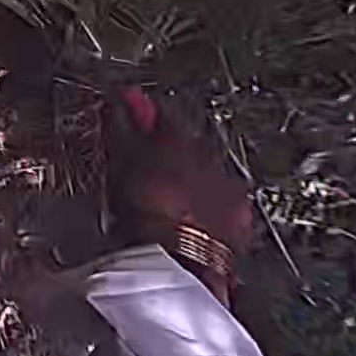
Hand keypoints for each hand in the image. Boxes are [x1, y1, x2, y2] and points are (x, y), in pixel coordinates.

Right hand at [105, 88, 252, 301]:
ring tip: (157, 182)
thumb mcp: (119, 154)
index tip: (129, 108)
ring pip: (203, 172)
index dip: (144, 110)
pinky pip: (216, 201)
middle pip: (187, 142)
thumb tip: (118, 100)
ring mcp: (230, 195)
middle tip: (140, 148)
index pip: (165, 113)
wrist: (175, 255)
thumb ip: (120, 124)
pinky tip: (179, 207)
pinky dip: (197, 198)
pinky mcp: (237, 224)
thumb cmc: (144, 202)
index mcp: (187, 141)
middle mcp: (217, 162)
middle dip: (164, 143)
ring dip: (182, 172)